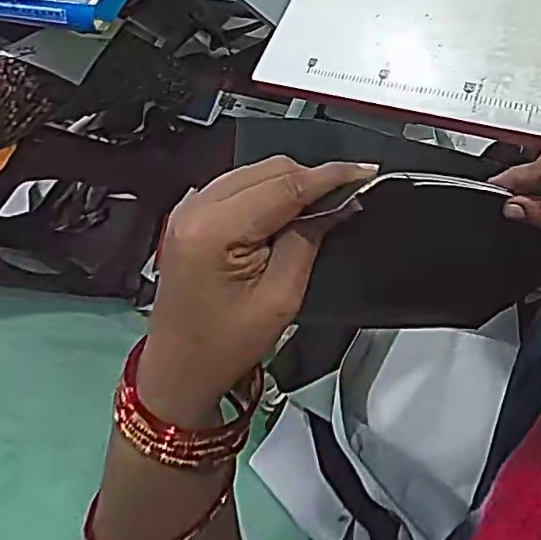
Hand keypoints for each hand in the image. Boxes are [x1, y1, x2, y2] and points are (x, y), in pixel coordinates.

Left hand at [136, 156, 376, 425]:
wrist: (177, 370)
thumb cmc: (222, 346)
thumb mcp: (280, 298)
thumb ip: (308, 239)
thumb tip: (336, 203)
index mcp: (214, 230)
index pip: (284, 185)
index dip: (330, 176)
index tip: (363, 171)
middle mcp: (196, 208)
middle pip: (270, 169)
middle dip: (312, 180)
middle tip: (345, 198)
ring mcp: (189, 207)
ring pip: (257, 171)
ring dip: (291, 184)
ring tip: (318, 210)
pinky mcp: (192, 212)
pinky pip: (240, 183)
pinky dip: (269, 190)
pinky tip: (287, 213)